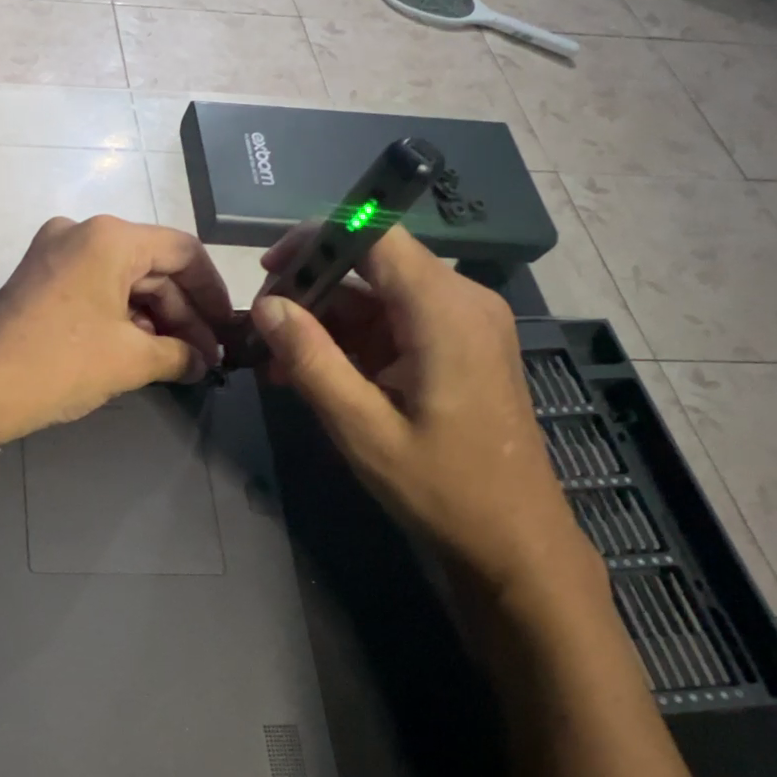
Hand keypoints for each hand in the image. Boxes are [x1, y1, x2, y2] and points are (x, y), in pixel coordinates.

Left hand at [0, 216, 230, 444]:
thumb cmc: (60, 366)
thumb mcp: (130, 361)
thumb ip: (179, 354)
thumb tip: (203, 361)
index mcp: (108, 238)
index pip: (183, 252)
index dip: (213, 292)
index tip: (229, 329)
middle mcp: (80, 231)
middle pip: (152, 267)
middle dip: (183, 313)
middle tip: (207, 357)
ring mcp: (53, 252)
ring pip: (123, 280)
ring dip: (154, 319)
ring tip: (180, 360)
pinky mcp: (38, 277)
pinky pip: (93, 288)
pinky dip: (121, 316)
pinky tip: (143, 350)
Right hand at [251, 224, 598, 599]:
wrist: (515, 541)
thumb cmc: (441, 487)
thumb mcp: (361, 427)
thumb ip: (312, 359)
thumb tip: (267, 305)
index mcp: (445, 311)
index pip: (374, 235)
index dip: (315, 239)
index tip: (265, 271)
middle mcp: (462, 302)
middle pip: (371, 266)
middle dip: (309, 291)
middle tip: (261, 333)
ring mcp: (464, 325)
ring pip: (376, 298)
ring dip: (324, 323)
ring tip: (276, 365)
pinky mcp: (458, 348)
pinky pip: (393, 325)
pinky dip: (349, 343)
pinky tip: (311, 376)